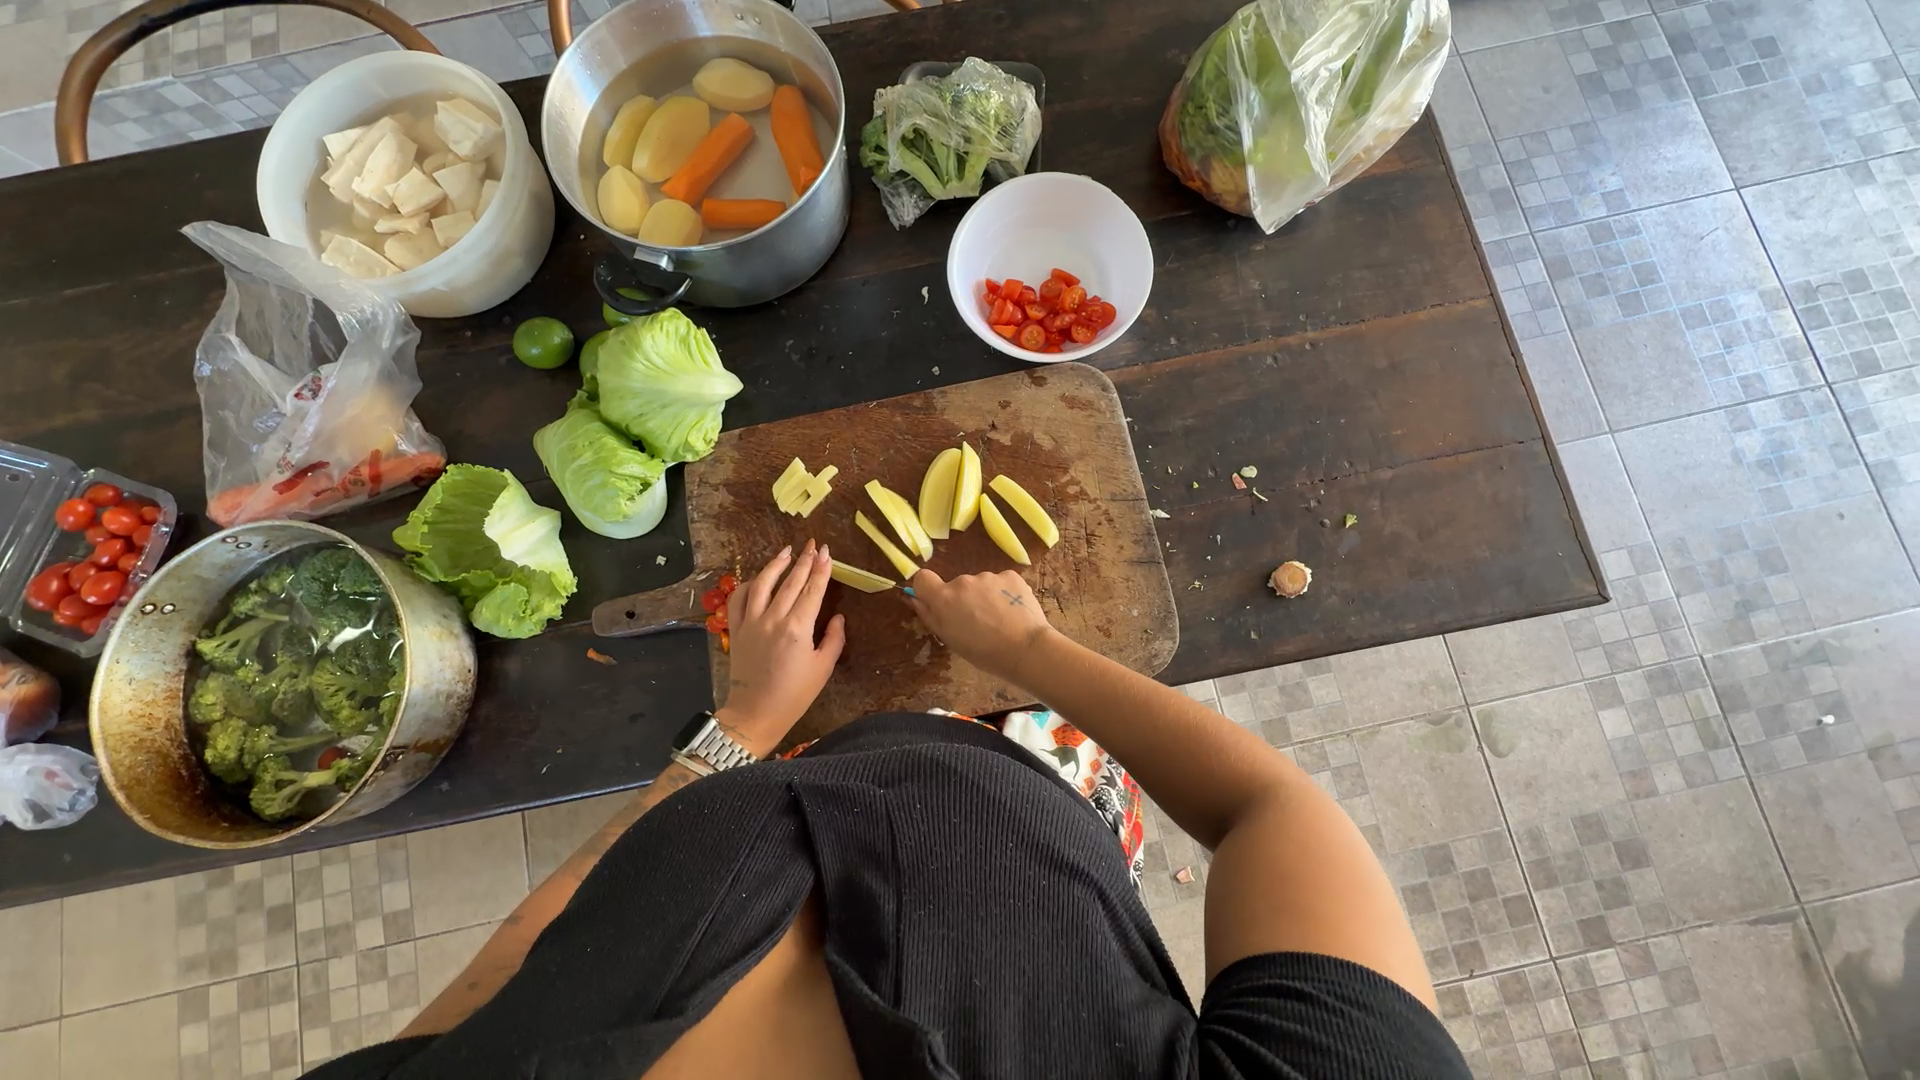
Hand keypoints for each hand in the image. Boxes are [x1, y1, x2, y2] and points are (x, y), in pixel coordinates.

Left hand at [716, 541, 846, 755]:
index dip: (821, 569)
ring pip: (763, 583)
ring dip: (776, 564)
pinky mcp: (737, 629)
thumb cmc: (794, 695)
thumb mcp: (822, 669)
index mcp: (798, 628)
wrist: (755, 713)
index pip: (813, 590)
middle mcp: (774, 619)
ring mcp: (751, 622)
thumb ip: (833, 639)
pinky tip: (759, 577)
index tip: (827, 552)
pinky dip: (749, 584)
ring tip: (787, 551)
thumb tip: (837, 617)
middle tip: (814, 544)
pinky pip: (740, 598)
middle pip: (791, 581)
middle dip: (804, 560)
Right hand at [904, 568, 1056, 682]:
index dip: (928, 589)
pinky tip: (1012, 612)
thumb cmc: (984, 652)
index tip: (937, 602)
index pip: (923, 578)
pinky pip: (1000, 582)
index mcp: (944, 598)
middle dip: (963, 600)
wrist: (1026, 649)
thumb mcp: (950, 639)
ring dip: (984, 597)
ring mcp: (988, 576)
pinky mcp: (1010, 575)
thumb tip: (913, 598)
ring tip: (999, 620)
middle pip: (956, 586)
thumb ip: (929, 615)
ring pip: (980, 585)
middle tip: (978, 623)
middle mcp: (963, 581)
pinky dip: (1004, 594)